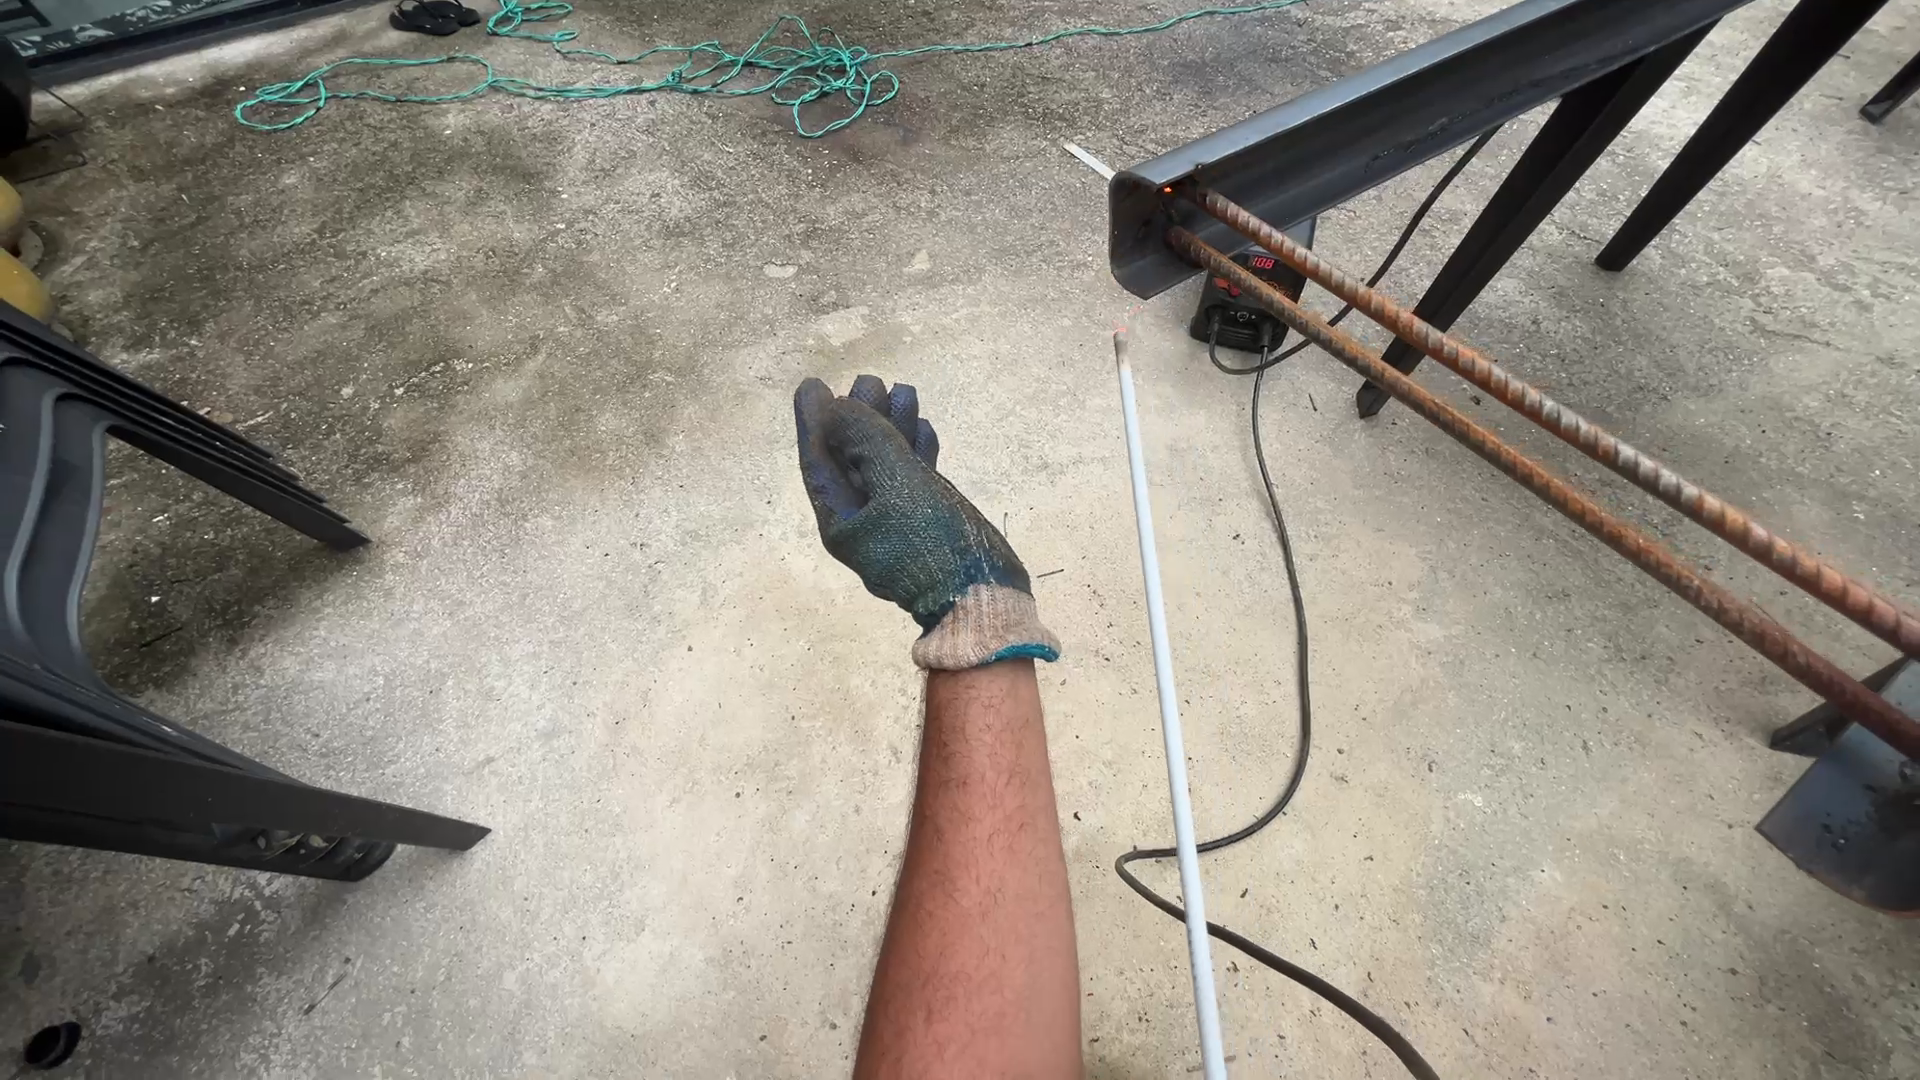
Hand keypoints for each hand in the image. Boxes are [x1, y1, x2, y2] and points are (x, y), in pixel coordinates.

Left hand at [794, 375, 1059, 669]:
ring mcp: (896, 522)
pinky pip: (914, 478)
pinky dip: (917, 451)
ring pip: (886, 464)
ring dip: (892, 427)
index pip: (819, 463)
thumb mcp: (896, 486)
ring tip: (903, 389)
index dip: (814, 422)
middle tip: (870, 379)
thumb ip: (866, 443)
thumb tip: (836, 410)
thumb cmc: (932, 542)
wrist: (982, 595)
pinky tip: (924, 426)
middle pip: (853, 458)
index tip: (814, 384)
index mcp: (842, 521)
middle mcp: (863, 521)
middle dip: (860, 417)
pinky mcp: (927, 521)